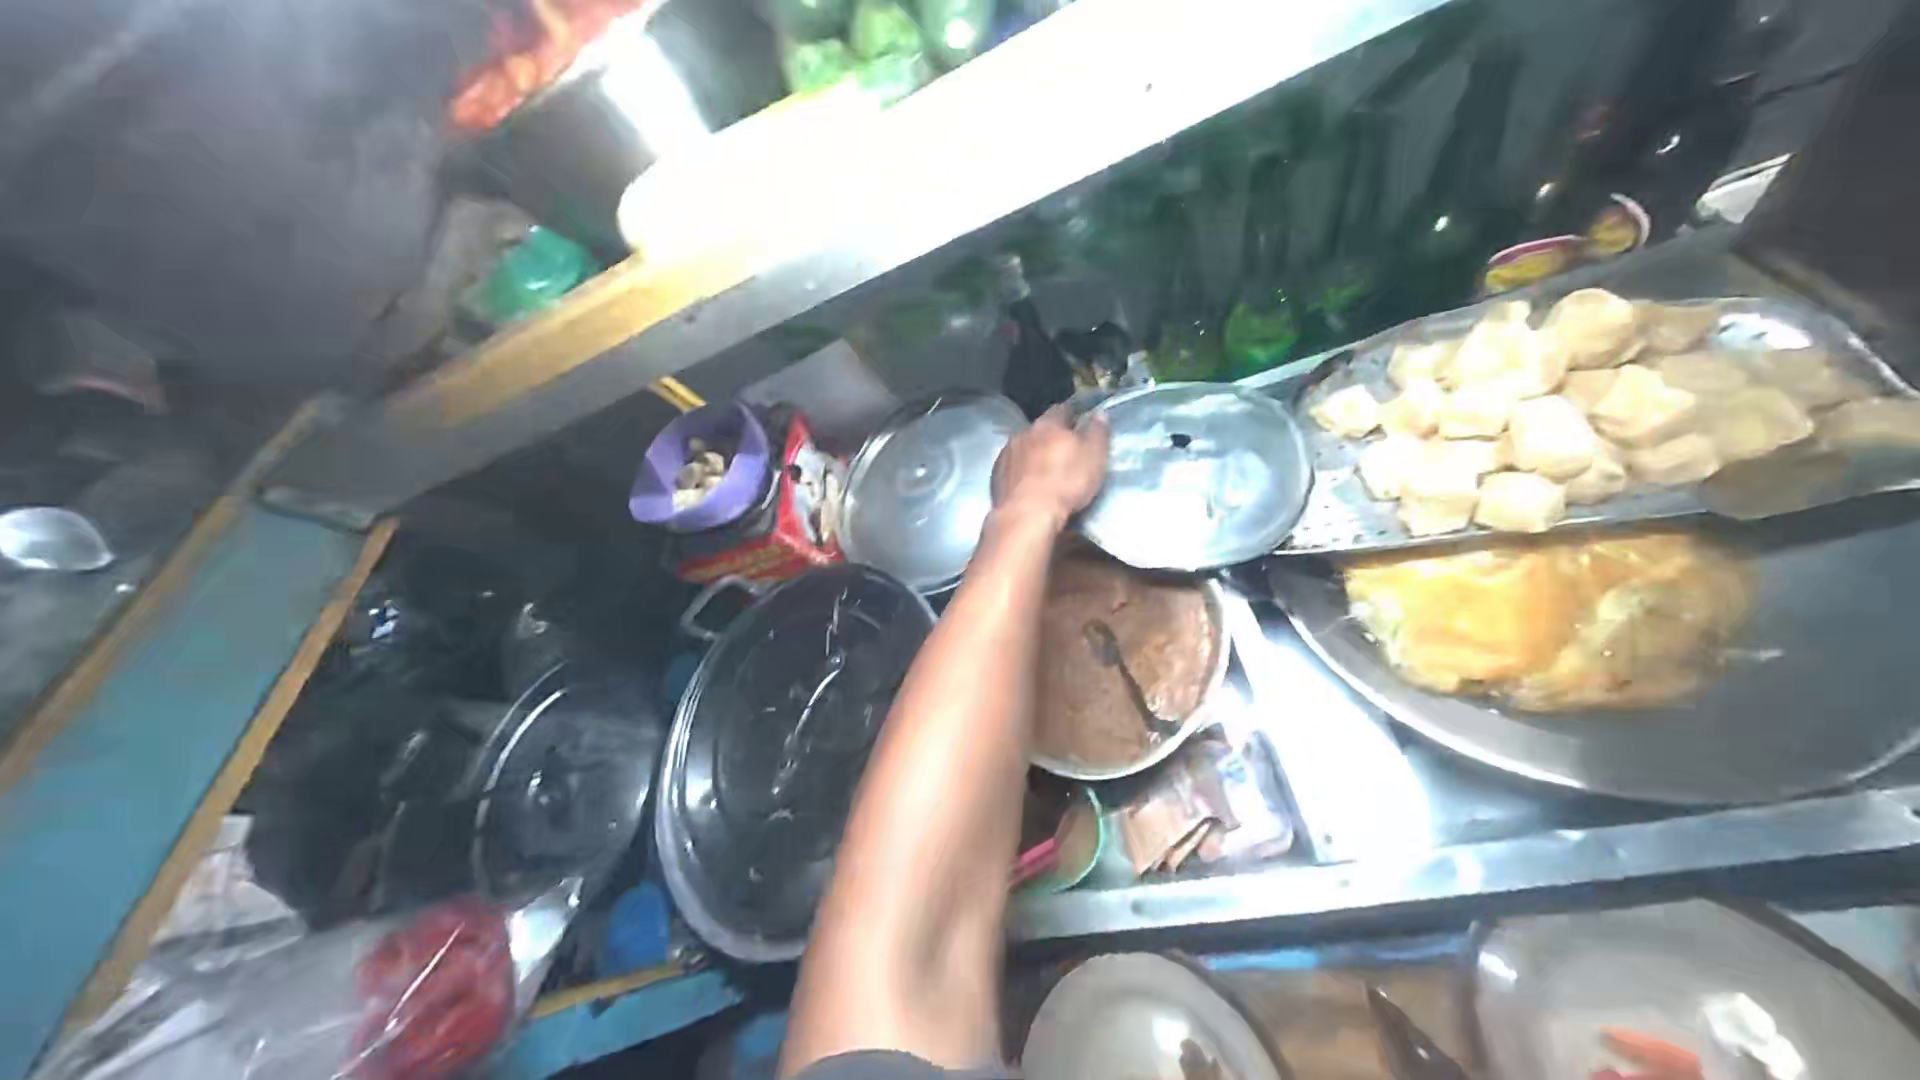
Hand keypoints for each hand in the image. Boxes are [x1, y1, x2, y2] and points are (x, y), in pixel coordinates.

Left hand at [992, 405, 1109, 529]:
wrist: (1025, 515)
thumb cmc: (1065, 483)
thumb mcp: (1094, 456)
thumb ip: (1097, 432)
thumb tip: (1098, 414)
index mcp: (1048, 423)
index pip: (1062, 409)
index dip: (1073, 415)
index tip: (1080, 422)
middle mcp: (1023, 433)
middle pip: (1040, 429)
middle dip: (1051, 436)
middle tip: (1063, 450)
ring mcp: (1005, 454)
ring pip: (1023, 448)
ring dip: (1033, 454)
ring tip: (1044, 470)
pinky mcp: (995, 476)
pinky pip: (1011, 468)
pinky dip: (1020, 472)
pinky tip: (1027, 485)